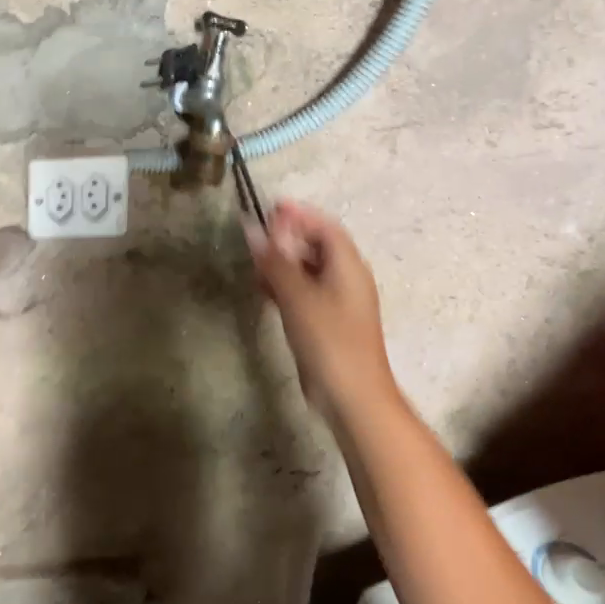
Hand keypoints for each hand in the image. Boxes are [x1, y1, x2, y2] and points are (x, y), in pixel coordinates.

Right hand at [246, 200, 399, 417]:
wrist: (350, 394)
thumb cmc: (328, 340)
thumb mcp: (298, 296)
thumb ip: (275, 262)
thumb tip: (253, 230)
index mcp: (348, 266)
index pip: (324, 227)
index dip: (298, 214)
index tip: (269, 208)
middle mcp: (346, 279)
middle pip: (317, 246)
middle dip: (287, 237)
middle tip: (257, 237)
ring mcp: (337, 302)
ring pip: (309, 270)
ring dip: (283, 262)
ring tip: (255, 262)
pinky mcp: (326, 323)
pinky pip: (305, 292)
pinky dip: (285, 285)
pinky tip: (263, 290)